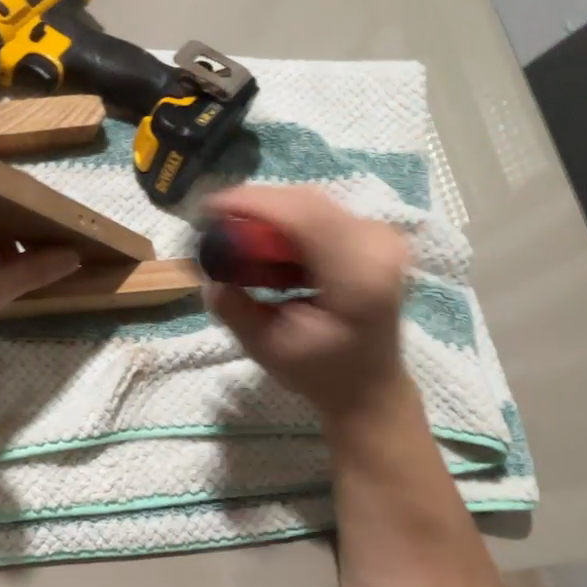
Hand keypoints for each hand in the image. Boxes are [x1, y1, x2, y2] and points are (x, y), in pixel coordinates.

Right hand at [204, 186, 410, 415]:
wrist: (369, 385)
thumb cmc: (320, 373)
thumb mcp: (266, 349)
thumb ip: (235, 309)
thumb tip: (208, 274)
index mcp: (357, 276)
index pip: (303, 216)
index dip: (252, 203)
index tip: (207, 208)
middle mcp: (376, 245)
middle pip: (305, 201)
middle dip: (253, 206)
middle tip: (212, 224)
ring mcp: (379, 236)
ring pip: (310, 202)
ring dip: (267, 214)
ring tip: (235, 238)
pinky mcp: (372, 235)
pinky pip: (319, 212)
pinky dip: (284, 222)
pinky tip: (265, 246)